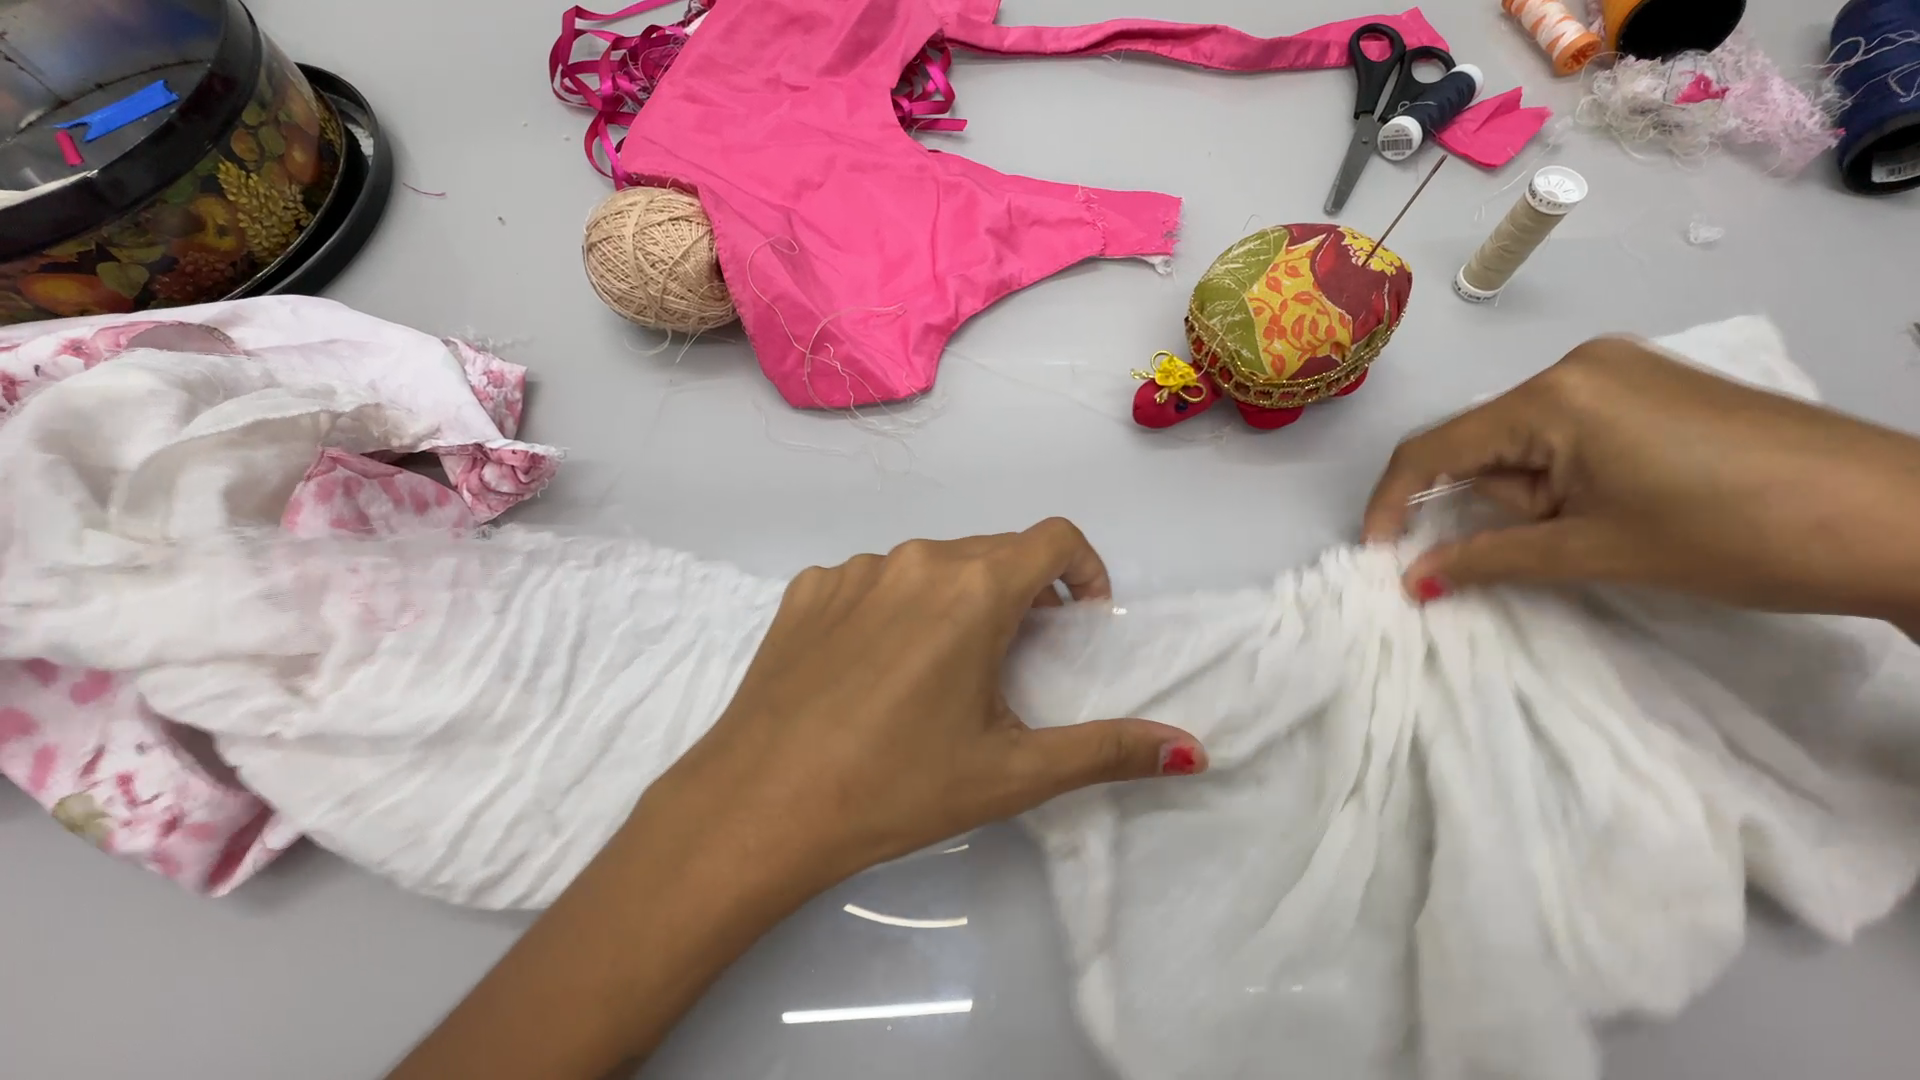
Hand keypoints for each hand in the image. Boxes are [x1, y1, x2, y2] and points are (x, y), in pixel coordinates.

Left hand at [389, 520, 1204, 1079]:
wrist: (758, 805)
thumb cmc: (896, 788)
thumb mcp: (1012, 774)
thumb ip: (1108, 751)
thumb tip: (1194, 751)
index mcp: (973, 589)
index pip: (1053, 538)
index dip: (1082, 571)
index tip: (1080, 621)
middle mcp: (916, 559)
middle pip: (992, 552)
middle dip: (1021, 594)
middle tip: (1016, 661)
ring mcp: (852, 570)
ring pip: (931, 566)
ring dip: (956, 601)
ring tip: (942, 672)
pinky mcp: (805, 589)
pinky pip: (873, 582)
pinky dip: (896, 609)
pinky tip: (875, 672)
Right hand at [1363, 337, 1919, 624]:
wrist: (1903, 518)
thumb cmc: (1733, 534)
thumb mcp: (1594, 550)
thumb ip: (1489, 558)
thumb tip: (1414, 580)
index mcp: (1555, 394)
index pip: (1437, 448)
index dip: (1394, 502)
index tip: (1380, 553)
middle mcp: (1577, 364)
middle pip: (1484, 442)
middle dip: (1496, 500)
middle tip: (1558, 541)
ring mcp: (1619, 367)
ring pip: (1525, 438)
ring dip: (1535, 490)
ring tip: (1606, 523)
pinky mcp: (1650, 383)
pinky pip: (1567, 428)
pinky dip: (1563, 472)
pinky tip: (1618, 499)